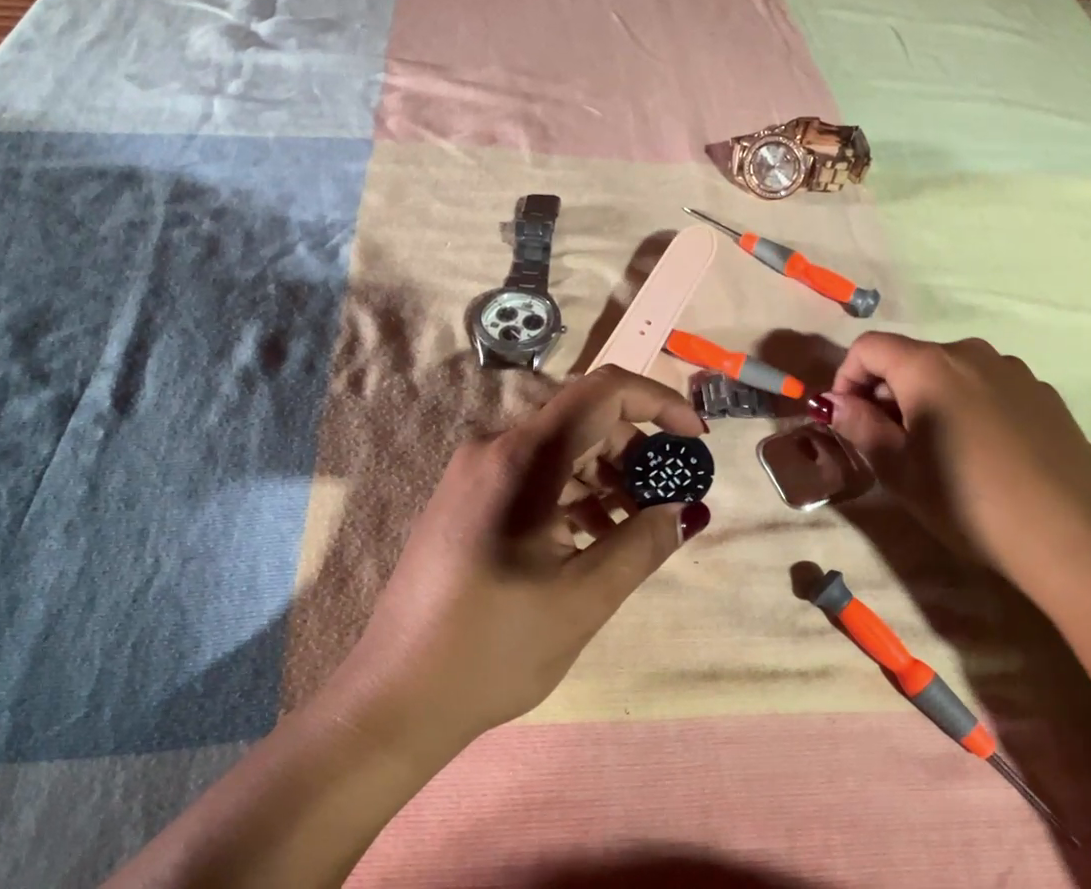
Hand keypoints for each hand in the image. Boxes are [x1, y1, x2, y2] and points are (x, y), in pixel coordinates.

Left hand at [311, 365, 712, 747]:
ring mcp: (474, 474)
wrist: (395, 698)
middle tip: (671, 498)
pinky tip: (595, 540)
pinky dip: (575, 495)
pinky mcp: (465, 501)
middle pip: (583, 419)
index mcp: (523, 459)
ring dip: (608, 477)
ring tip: (638, 528)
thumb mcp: (584, 598)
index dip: (659, 402)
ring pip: (560, 449)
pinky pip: (534, 476)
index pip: (604, 392)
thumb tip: (688, 510)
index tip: (696, 440)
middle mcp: (494, 449)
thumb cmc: (493, 649)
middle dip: (638, 450)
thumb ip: (643, 543)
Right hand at [820, 333, 1090, 591]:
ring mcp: (1014, 371)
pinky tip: (982, 454)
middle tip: (887, 443)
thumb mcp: (900, 471)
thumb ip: (860, 427)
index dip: (847, 378)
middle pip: (912, 357)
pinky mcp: (1044, 395)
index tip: (846, 419)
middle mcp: (972, 353)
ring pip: (953, 372)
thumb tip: (833, 403)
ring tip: (937, 450)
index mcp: (928, 366)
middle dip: (888, 392)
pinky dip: (969, 407)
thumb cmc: (967, 502)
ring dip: (930, 398)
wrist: (1068, 534)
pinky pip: (990, 388)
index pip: (869, 348)